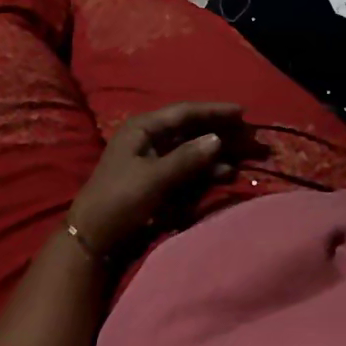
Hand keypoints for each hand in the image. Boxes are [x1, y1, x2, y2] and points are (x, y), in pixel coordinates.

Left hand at [66, 102, 239, 258]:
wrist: (93, 234)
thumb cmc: (119, 199)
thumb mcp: (154, 179)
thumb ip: (186, 159)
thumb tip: (217, 138)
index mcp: (143, 128)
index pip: (184, 112)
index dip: (213, 111)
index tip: (242, 112)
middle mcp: (149, 138)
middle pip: (191, 129)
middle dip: (221, 131)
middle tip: (252, 137)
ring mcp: (153, 158)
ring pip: (192, 148)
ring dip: (218, 151)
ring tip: (247, 155)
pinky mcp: (157, 179)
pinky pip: (188, 167)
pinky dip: (207, 169)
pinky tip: (227, 172)